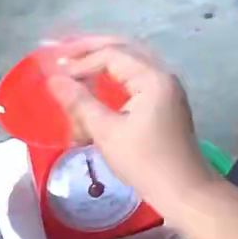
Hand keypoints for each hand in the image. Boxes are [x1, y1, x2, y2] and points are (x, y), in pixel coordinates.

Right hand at [43, 41, 219, 211]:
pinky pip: (135, 79)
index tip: (56, 73)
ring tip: (74, 60)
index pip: (112, 55)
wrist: (183, 190)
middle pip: (123, 50)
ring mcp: (165, 89)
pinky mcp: (163, 104)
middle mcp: (162, 76)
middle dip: (90, 48)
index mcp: (152, 78)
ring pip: (130, 63)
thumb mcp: (107, 132)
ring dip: (102, 60)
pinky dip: (113, 76)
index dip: (81, 61)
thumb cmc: (144, 161)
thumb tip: (54, 80)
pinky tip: (97, 83)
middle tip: (60, 48)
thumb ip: (80, 103)